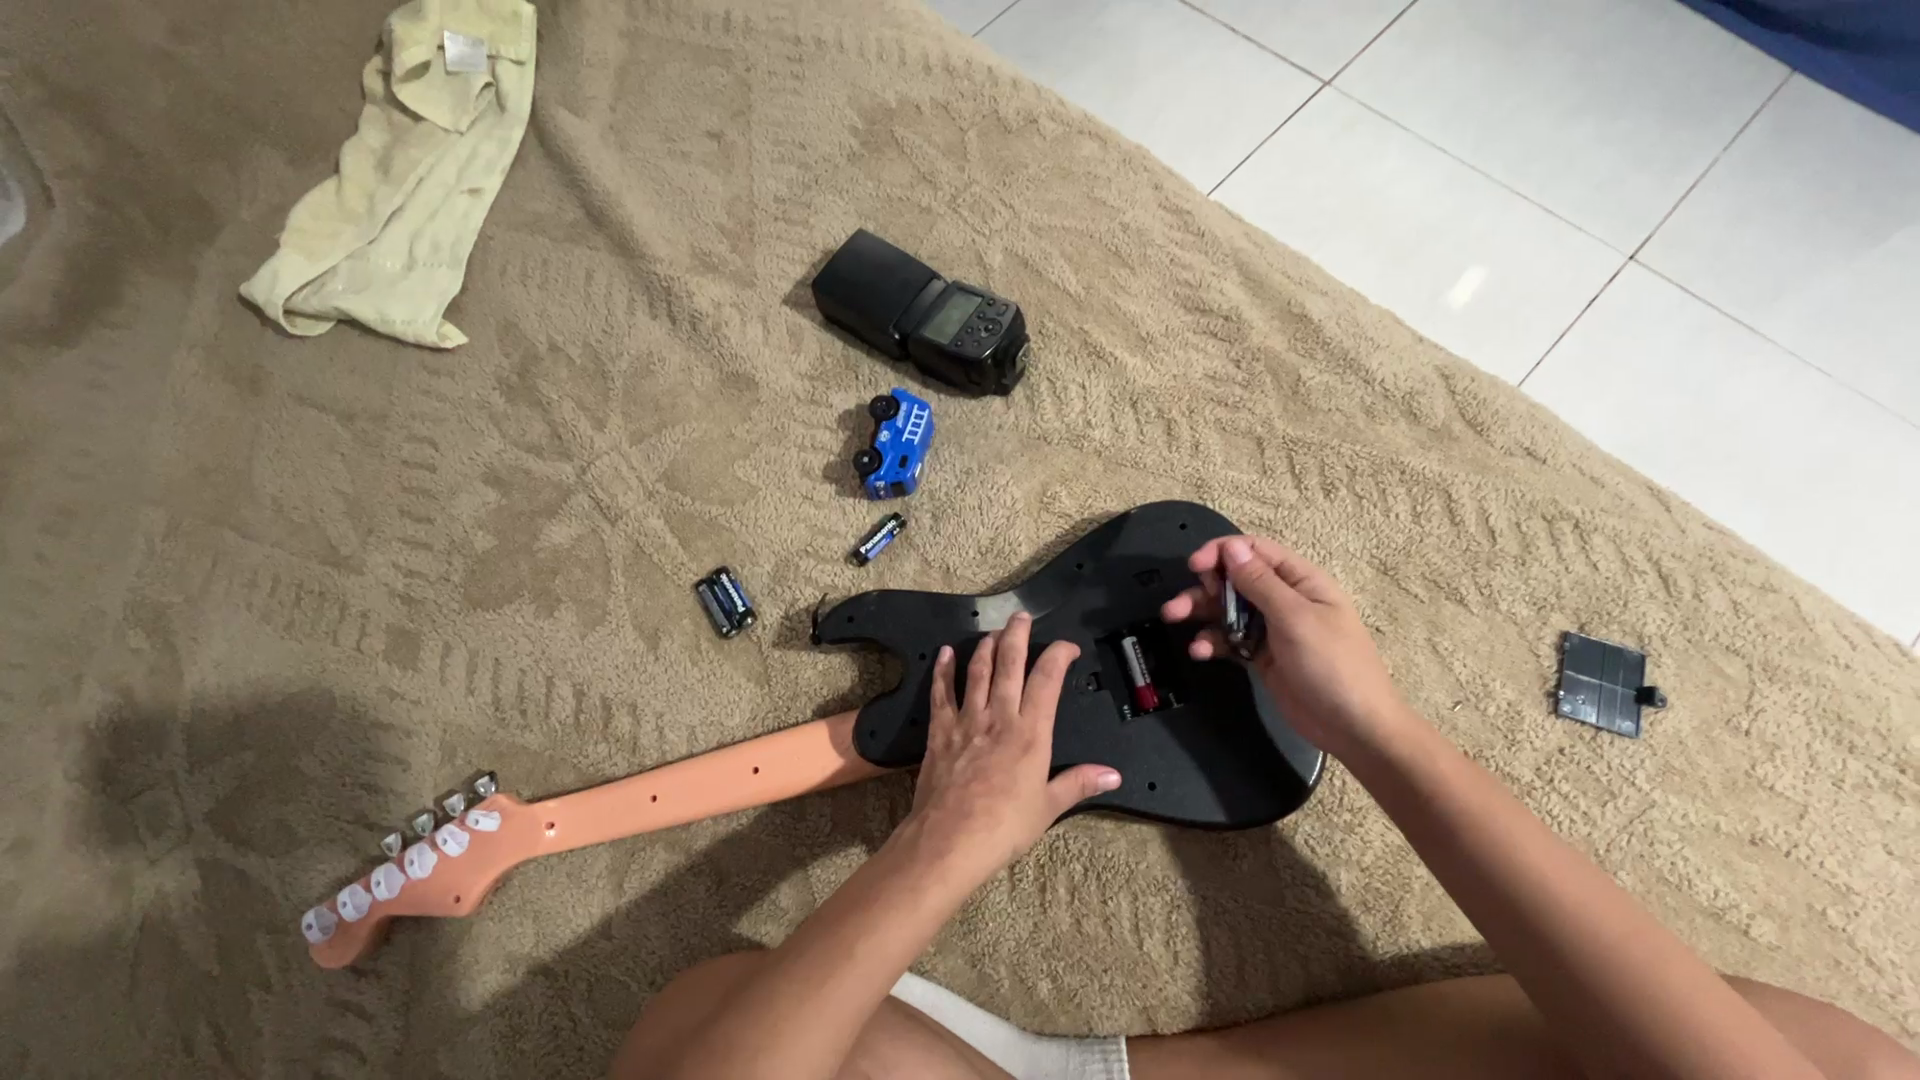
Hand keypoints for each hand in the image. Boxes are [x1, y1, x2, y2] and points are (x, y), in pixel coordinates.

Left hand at [901, 613, 1120, 883]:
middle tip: (1022, 616)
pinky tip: (946, 654)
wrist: (950, 838)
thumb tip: (1113, 775)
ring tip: (994, 631)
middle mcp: (1000, 717)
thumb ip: (1079, 784)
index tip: (1067, 646)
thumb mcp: (1048, 807)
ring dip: (986, 647)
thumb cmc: (1005, 826)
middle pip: (1010, 664)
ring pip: (978, 672)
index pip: (1048, 680)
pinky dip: (944, 671)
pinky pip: (942, 693)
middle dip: (1017, 636)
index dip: (1059, 656)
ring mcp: (967, 720)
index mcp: (1031, 733)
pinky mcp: (940, 731)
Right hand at [1161, 536, 1418, 757]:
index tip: (1194, 566)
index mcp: (1301, 581)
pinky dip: (1212, 641)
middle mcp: (1284, 599)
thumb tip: (1232, 547)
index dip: (1222, 553)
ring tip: (1173, 619)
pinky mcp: (1261, 656)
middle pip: (1235, 580)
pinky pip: (1230, 640)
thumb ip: (1260, 582)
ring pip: (1227, 610)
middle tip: (1179, 603)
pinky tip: (1200, 651)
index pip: (1255, 551)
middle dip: (1204, 586)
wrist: (1353, 727)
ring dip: (1200, 612)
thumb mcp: (1295, 618)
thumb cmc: (1332, 665)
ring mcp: (1272, 629)